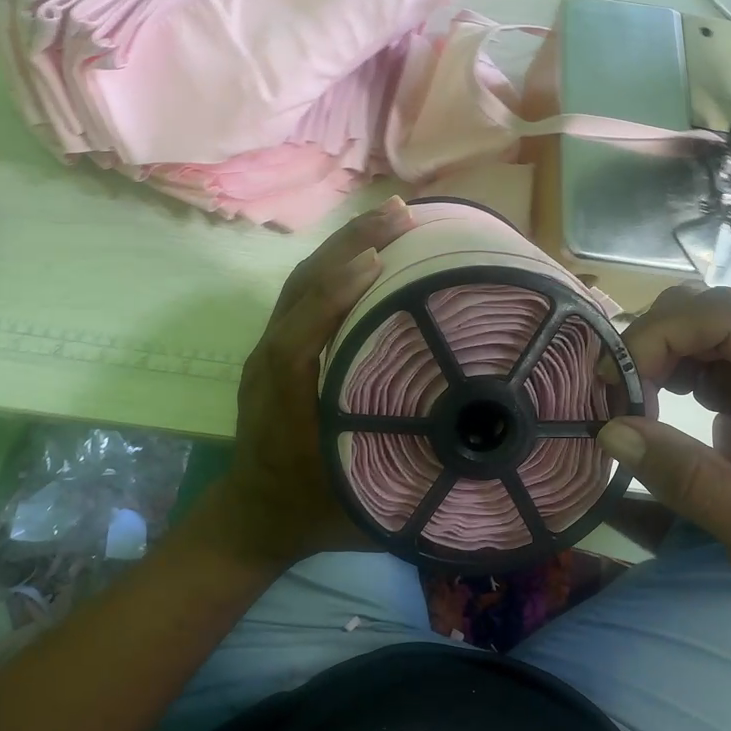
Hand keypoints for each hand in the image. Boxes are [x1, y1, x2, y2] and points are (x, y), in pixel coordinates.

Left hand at [211, 197, 416, 567]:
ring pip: (301, 282)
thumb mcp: (363, 506)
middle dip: (347, 246)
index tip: (376, 262)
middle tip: (400, 214)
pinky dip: (336, 261)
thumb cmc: (312, 512)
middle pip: (300, 290)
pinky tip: (370, 249)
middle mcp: (270, 366)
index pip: (300, 338)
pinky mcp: (276, 345)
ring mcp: (268, 351)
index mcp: (286, 405)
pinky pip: (303, 291)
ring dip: (344, 244)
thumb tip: (478, 450)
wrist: (252, 516)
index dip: (333, 296)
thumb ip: (410, 481)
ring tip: (391, 218)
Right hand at [598, 286, 730, 651]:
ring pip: (702, 325)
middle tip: (614, 394)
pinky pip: (702, 356)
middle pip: (716, 311)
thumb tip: (610, 428)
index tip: (617, 379)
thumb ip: (689, 479)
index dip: (667, 333)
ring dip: (655, 355)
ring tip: (627, 404)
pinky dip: (665, 372)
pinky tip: (649, 408)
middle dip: (655, 341)